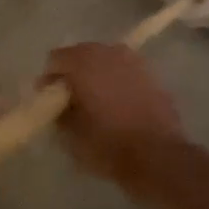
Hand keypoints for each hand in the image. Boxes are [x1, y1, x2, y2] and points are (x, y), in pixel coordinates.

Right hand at [43, 43, 186, 185]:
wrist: (158, 156)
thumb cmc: (109, 146)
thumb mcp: (72, 137)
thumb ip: (60, 113)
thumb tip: (58, 104)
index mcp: (84, 64)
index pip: (56, 59)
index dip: (49, 79)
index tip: (49, 99)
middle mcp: (108, 53)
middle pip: (81, 53)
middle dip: (73, 72)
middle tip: (70, 99)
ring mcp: (133, 60)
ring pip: (105, 58)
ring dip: (95, 72)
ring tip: (95, 99)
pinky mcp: (151, 73)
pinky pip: (124, 68)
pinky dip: (116, 78)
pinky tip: (117, 100)